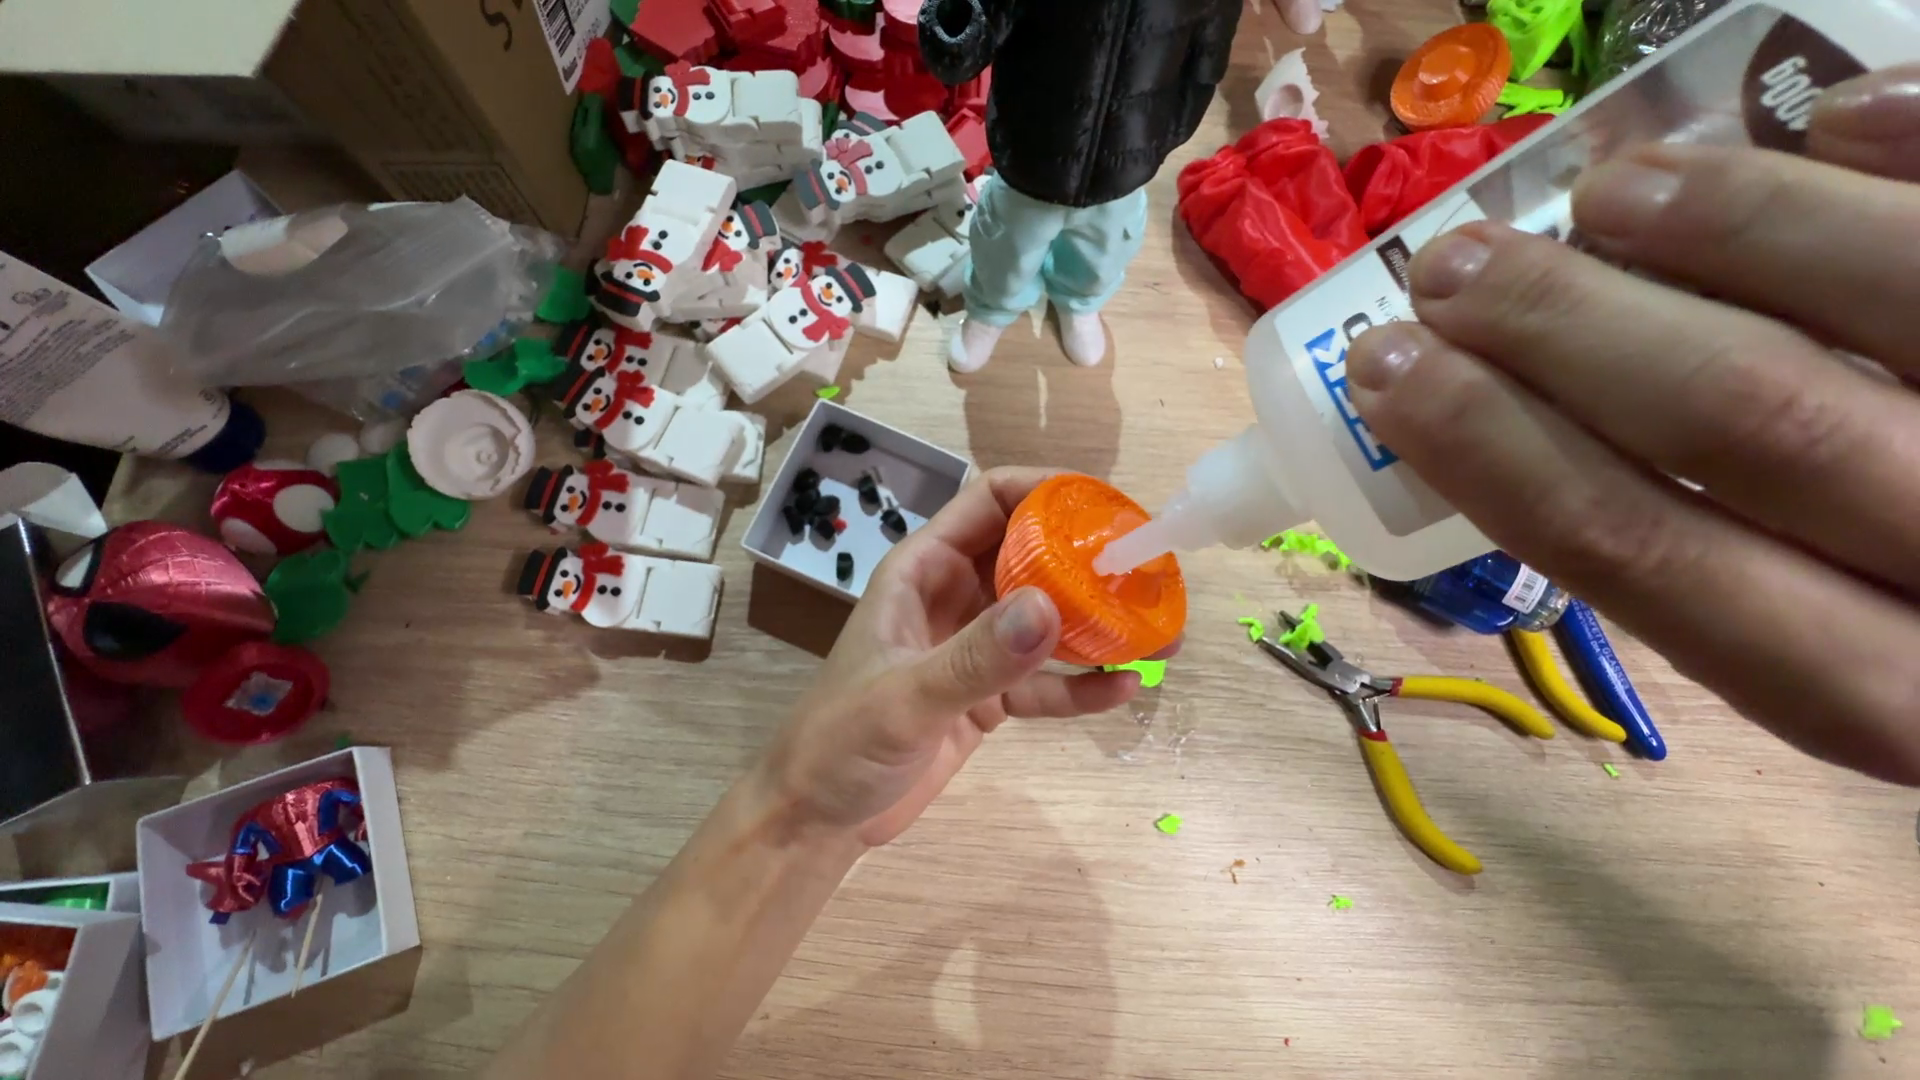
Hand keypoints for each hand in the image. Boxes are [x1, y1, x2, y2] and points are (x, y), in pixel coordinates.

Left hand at [756, 467, 1172, 846]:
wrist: (818, 816)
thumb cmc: (839, 742)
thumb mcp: (904, 699)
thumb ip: (975, 658)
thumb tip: (1050, 608)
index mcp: (923, 571)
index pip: (989, 502)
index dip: (1046, 492)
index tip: (1106, 509)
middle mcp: (954, 597)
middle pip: (1031, 556)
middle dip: (1089, 560)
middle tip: (1150, 572)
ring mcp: (974, 648)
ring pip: (1046, 620)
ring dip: (1098, 625)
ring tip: (1161, 633)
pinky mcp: (988, 695)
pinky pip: (1042, 680)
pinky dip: (1080, 685)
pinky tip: (1124, 690)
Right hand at [1346, 67, 1919, 784]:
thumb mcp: (1812, 670)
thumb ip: (1685, 577)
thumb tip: (1507, 427)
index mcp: (1862, 688)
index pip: (1621, 546)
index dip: (1478, 441)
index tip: (1381, 364)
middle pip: (1734, 418)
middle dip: (1558, 322)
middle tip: (1451, 264)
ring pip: (1894, 302)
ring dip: (1720, 222)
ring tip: (1607, 186)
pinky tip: (1834, 111)